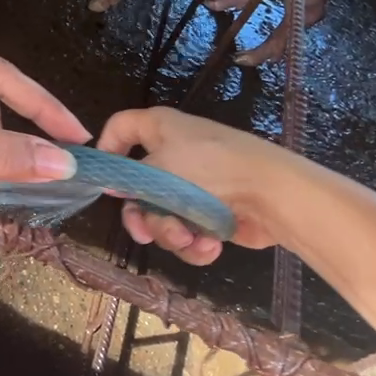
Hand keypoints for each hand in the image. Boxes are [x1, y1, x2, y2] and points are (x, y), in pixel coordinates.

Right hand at [97, 107, 289, 265]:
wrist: (272, 193)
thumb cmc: (208, 168)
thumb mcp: (158, 169)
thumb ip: (132, 181)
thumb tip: (116, 189)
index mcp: (159, 128)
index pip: (120, 127)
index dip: (107, 148)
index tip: (103, 180)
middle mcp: (173, 153)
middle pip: (140, 186)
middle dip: (142, 214)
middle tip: (144, 234)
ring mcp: (195, 185)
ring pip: (163, 213)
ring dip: (171, 233)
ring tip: (188, 241)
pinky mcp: (214, 214)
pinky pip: (189, 230)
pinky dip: (195, 243)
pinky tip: (209, 248)